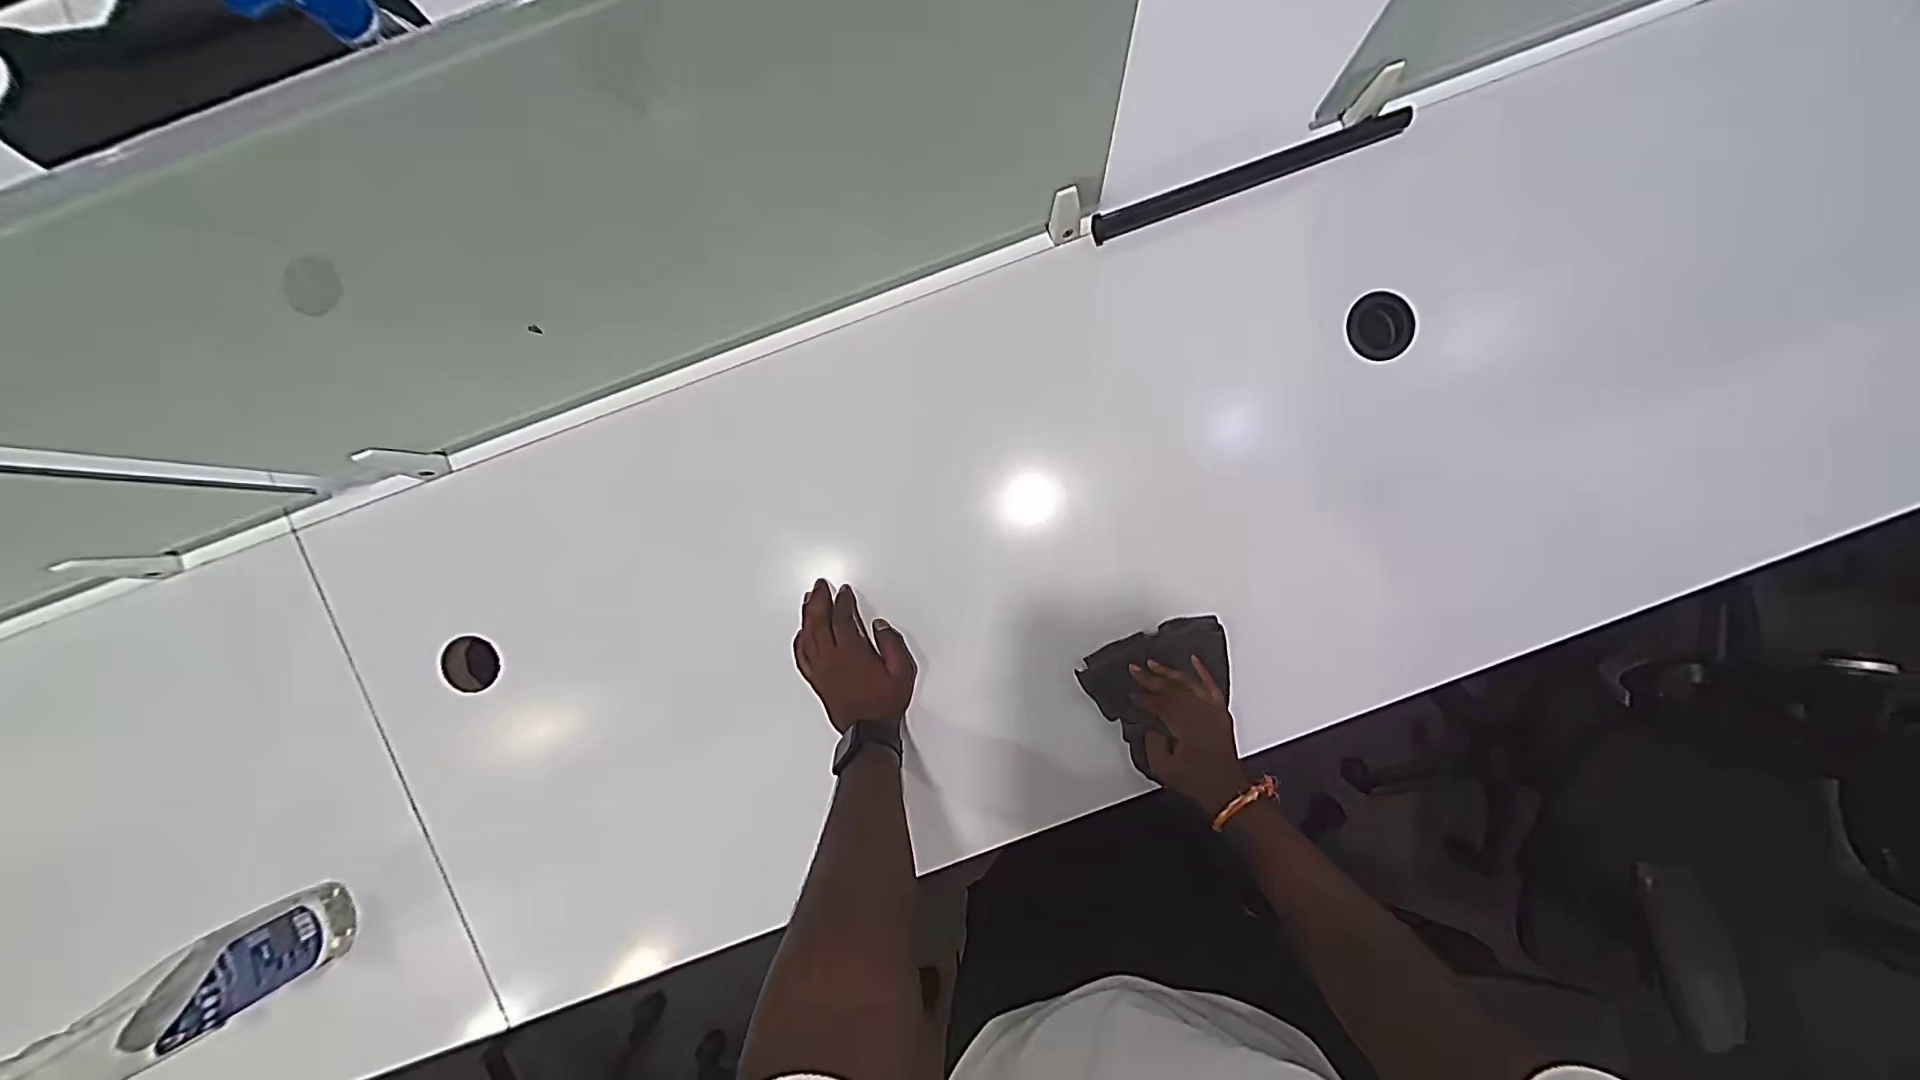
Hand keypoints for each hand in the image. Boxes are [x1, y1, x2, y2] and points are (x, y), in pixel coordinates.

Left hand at [794, 579, 916, 732]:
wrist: (868, 732)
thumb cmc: (883, 704)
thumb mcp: (902, 671)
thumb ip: (891, 644)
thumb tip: (880, 627)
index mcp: (852, 652)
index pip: (842, 618)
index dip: (843, 601)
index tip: (844, 592)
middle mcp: (832, 658)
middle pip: (819, 621)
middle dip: (819, 599)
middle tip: (820, 586)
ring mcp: (821, 670)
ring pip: (808, 635)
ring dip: (807, 614)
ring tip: (808, 600)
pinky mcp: (817, 680)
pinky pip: (802, 655)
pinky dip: (800, 640)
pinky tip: (801, 634)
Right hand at [1131, 657, 1252, 814]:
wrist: (1227, 790)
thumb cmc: (1198, 781)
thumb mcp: (1165, 768)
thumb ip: (1154, 743)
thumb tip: (1152, 727)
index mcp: (1185, 727)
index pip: (1160, 704)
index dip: (1144, 697)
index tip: (1133, 693)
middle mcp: (1200, 715)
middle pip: (1172, 690)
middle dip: (1151, 679)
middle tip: (1135, 669)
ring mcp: (1212, 711)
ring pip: (1188, 684)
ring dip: (1170, 672)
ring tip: (1154, 663)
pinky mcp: (1220, 712)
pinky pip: (1211, 686)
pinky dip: (1202, 672)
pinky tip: (1194, 660)